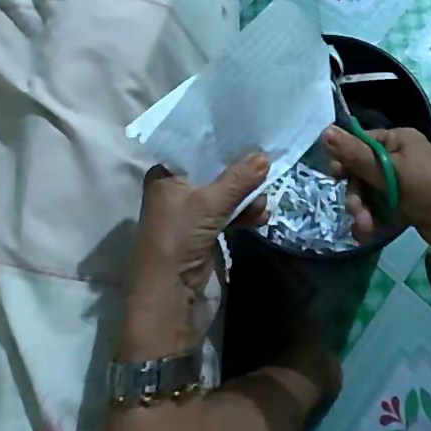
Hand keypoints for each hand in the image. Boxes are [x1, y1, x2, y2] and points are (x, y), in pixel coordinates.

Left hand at [122, 153, 269, 358]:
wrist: (169, 297)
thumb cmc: (177, 238)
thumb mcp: (209, 203)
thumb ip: (239, 178)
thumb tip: (264, 156)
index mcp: (166, 175)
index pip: (195, 147)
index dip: (222, 141)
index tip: (250, 132)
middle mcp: (176, 189)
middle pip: (215, 170)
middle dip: (242, 172)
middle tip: (265, 169)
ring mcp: (191, 212)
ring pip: (227, 192)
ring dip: (247, 195)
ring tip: (262, 204)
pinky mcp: (205, 230)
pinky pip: (230, 212)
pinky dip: (244, 212)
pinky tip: (261, 216)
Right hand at [320, 126, 430, 250]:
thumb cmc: (428, 186)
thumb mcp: (389, 170)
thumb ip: (355, 155)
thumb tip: (324, 131)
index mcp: (397, 140)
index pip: (361, 144)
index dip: (346, 160)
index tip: (335, 176)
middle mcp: (398, 158)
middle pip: (362, 173)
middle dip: (356, 194)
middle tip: (355, 212)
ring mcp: (402, 184)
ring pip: (369, 195)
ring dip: (362, 211)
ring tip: (365, 228)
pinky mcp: (405, 206)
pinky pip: (380, 210)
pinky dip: (373, 221)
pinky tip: (367, 234)